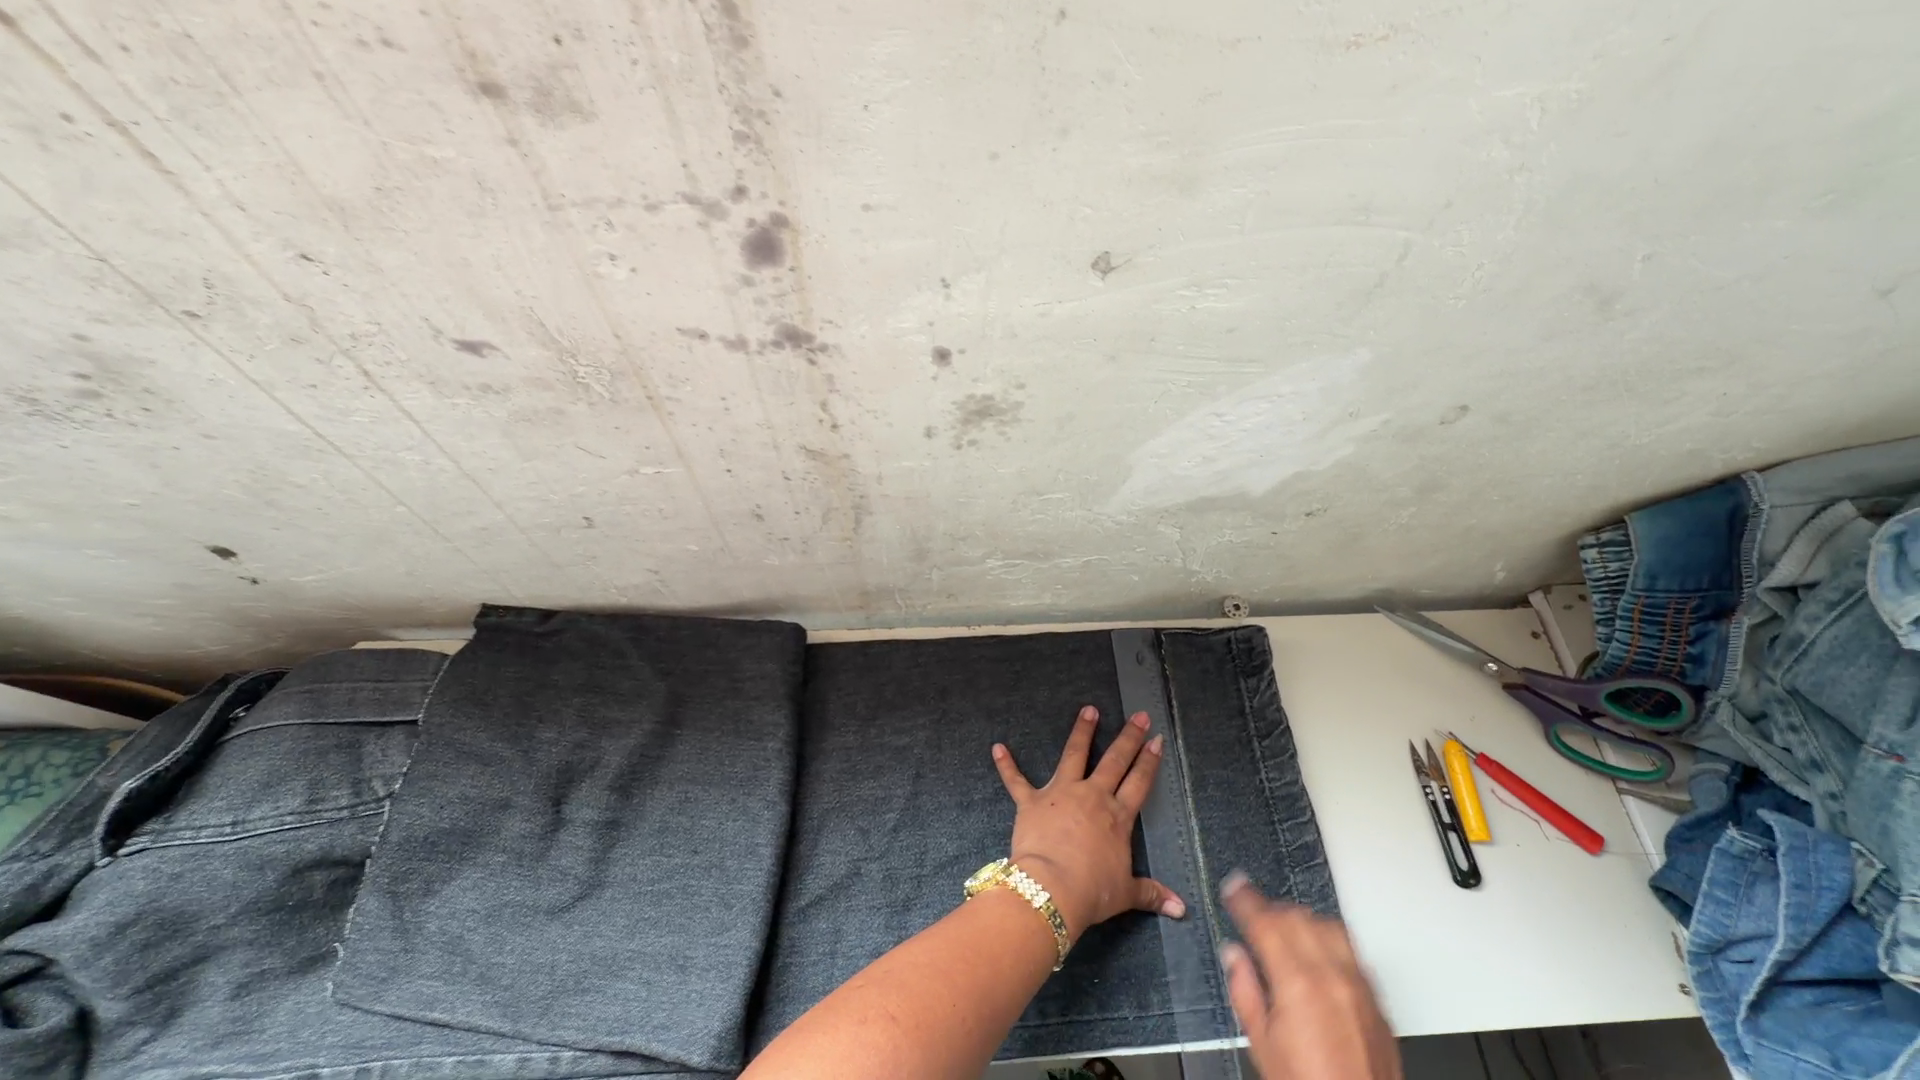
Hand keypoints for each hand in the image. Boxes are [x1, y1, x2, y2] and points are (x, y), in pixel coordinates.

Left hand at [991, 706, 1185, 940]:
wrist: (1052, 889)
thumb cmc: (1093, 891)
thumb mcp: (1127, 893)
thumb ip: (1152, 893)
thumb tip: (1181, 909)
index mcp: (1117, 816)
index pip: (1139, 782)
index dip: (1149, 760)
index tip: (1156, 739)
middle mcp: (1092, 797)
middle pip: (1114, 761)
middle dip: (1128, 737)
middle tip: (1139, 716)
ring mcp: (1060, 794)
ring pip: (1073, 755)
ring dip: (1081, 732)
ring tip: (1088, 710)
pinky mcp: (1031, 801)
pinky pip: (1016, 780)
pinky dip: (1006, 765)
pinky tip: (997, 748)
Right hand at [1220, 873, 1400, 1079]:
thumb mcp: (1261, 1043)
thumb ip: (1244, 991)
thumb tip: (1234, 956)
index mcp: (1297, 985)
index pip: (1266, 923)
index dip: (1245, 899)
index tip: (1234, 888)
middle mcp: (1332, 977)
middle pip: (1298, 917)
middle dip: (1270, 907)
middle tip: (1251, 908)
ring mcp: (1359, 986)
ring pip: (1329, 925)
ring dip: (1302, 918)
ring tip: (1283, 923)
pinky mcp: (1377, 999)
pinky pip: (1352, 949)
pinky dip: (1329, 937)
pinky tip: (1318, 947)